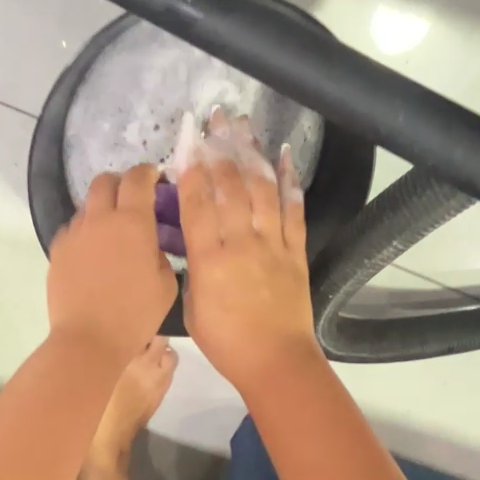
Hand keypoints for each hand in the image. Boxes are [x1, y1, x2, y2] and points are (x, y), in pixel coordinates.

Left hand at [47, 165, 177, 355]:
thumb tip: (151, 247)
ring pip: (86, 207)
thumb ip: (161, 256)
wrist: (89, 341)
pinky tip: (91, 257)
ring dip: (100, 212)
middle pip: (104, 182)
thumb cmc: (134, 317)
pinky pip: (72, 231)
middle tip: (129, 202)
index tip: (155, 179)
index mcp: (133, 222)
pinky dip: (84, 235)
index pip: (138, 178)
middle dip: (119, 184)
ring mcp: (74, 235)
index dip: (148, 173)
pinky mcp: (57, 252)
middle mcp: (100, 219)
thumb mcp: (166, 287)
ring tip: (109, 236)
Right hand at [178, 111, 320, 386]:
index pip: (197, 204)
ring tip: (242, 125)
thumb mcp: (193, 312)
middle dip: (220, 148)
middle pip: (229, 186)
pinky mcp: (295, 251)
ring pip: (260, 189)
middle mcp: (240, 243)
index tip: (185, 140)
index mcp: (209, 261)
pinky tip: (283, 154)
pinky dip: (289, 180)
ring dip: (250, 153)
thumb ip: (194, 275)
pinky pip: (293, 209)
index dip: (190, 168)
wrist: (275, 361)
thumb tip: (197, 252)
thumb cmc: (226, 344)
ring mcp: (271, 244)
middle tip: (214, 119)